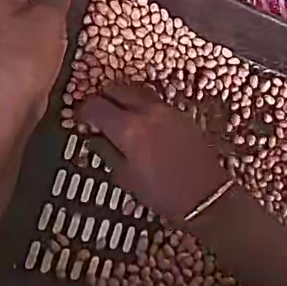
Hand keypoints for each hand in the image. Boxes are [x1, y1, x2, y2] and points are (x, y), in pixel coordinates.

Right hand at [76, 82, 229, 220]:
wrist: (205, 196)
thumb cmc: (163, 194)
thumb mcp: (125, 177)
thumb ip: (106, 151)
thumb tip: (93, 136)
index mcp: (129, 129)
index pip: (95, 106)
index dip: (83, 112)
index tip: (81, 121)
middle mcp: (148, 112)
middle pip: (116, 88)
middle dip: (102, 99)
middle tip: (97, 117)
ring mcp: (168, 111)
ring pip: (137, 90)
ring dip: (123, 99)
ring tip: (118, 118)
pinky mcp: (182, 115)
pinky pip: (154, 101)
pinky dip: (142, 106)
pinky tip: (141, 124)